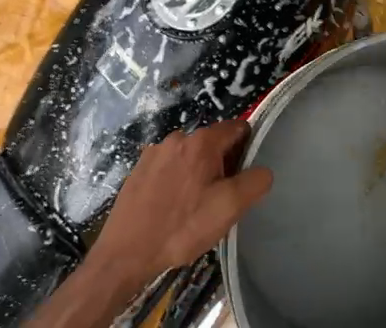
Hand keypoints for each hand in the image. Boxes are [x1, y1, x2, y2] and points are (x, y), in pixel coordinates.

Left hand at [90, 121, 272, 280]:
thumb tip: (262, 170)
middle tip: (216, 199)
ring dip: (197, 173)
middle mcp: (178, 138)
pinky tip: (170, 208)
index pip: (239, 129)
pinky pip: (169, 167)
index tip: (240, 178)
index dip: (246, 151)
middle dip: (220, 165)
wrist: (123, 257)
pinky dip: (175, 180)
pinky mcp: (137, 170)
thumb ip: (256, 181)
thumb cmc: (181, 228)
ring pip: (190, 156)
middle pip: (213, 143)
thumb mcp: (229, 207)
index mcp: (202, 141)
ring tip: (191, 206)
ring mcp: (154, 153)